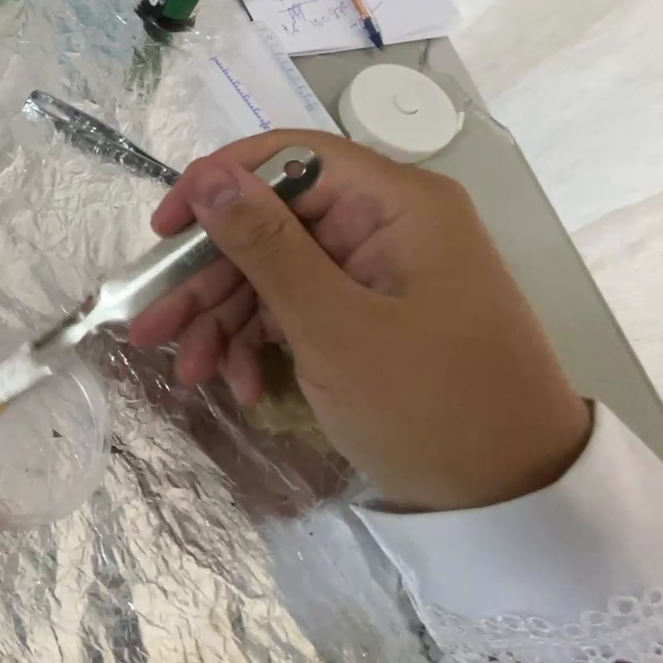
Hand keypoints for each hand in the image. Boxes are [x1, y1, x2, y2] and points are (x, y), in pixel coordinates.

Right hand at [130, 131, 592, 511]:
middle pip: (267, 225)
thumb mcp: (331, 325)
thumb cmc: (429, 406)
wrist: (511, 503)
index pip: (285, 159)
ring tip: (190, 371)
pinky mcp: (364, 312)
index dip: (214, 187)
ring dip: (222, 321)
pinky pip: (292, 308)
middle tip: (152, 328)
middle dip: (206, 281)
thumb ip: (264, 244)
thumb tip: (206, 174)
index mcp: (393, 204)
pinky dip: (257, 343)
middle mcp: (382, 224)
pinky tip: (239, 384)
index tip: (162, 234)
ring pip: (270, 272)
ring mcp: (372, 271)